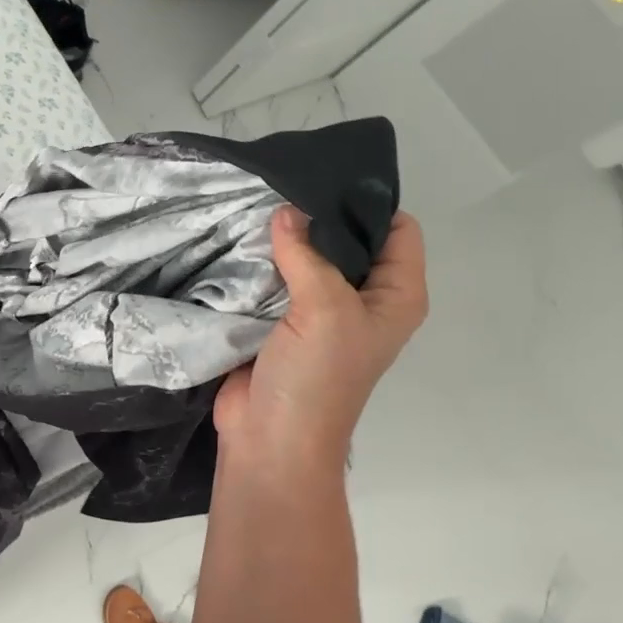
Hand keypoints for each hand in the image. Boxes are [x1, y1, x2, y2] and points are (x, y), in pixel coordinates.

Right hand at [213, 205, 426, 469]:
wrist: (269, 439)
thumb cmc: (315, 377)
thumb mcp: (323, 309)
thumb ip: (306, 257)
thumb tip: (284, 211)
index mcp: (395, 296)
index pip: (395, 231)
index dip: (364, 206)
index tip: (320, 183)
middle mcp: (359, 303)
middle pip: (343, 247)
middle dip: (311, 224)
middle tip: (273, 194)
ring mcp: (313, 319)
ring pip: (299, 269)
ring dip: (275, 251)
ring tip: (244, 219)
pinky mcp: (270, 333)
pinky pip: (264, 294)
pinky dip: (249, 277)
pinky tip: (227, 257)